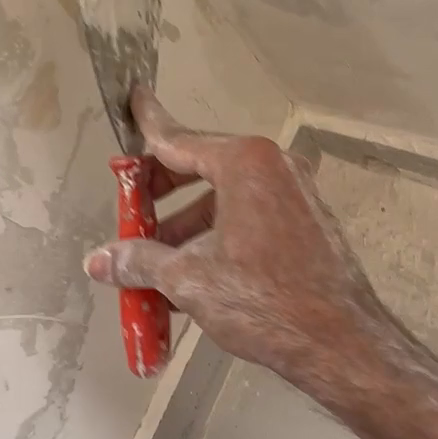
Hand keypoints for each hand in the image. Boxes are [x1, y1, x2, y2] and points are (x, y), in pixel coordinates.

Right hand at [83, 89, 407, 391]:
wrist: (339, 341)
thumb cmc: (261, 299)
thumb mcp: (189, 279)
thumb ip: (139, 261)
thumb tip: (98, 261)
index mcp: (244, 163)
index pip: (179, 139)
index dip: (149, 123)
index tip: (134, 97)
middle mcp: (274, 167)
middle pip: (202, 169)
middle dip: (161, 196)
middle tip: (131, 218)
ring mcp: (296, 193)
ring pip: (225, 200)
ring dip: (187, 229)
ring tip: (155, 268)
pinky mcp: (308, 222)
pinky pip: (250, 218)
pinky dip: (218, 238)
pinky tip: (195, 278)